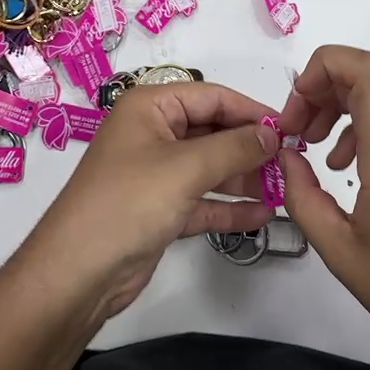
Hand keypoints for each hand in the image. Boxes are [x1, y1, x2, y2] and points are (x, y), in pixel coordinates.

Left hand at [23, 82, 279, 317]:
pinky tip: (263, 214)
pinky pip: (202, 199)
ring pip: (209, 166)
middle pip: (211, 130)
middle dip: (249, 146)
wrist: (77, 273)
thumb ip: (234, 147)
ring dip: (244, 176)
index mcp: (150, 107)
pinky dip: (228, 205)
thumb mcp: (185, 168)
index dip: (250, 111)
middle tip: (291, 162)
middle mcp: (152, 133)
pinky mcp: (160, 210)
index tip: (289, 129)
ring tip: (284, 188)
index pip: (211, 96)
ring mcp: (155, 173)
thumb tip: (273, 134)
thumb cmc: (128, 202)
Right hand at [277, 46, 369, 369]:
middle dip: (325, 88)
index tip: (296, 108)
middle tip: (298, 129)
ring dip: (345, 106)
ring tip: (318, 147)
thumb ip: (302, 196)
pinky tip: (353, 167)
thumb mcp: (341, 253)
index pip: (365, 70)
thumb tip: (286, 158)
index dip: (322, 69)